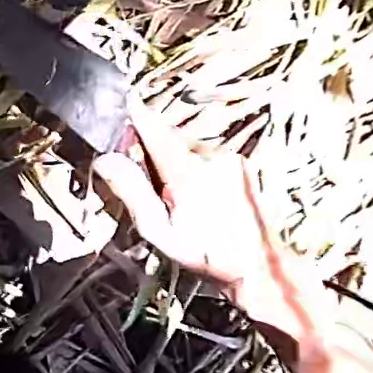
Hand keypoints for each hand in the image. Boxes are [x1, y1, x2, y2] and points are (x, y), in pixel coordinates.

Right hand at [92, 100, 298, 310]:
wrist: (266, 270)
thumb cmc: (208, 255)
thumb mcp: (159, 231)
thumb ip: (132, 191)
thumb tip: (105, 159)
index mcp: (189, 170)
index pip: (154, 129)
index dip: (134, 114)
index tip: (119, 101)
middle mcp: (214, 156)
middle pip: (169, 140)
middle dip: (151, 152)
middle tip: (144, 183)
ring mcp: (234, 159)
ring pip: (188, 149)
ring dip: (174, 164)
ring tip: (175, 199)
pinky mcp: (246, 166)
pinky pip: (208, 158)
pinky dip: (194, 170)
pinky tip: (198, 199)